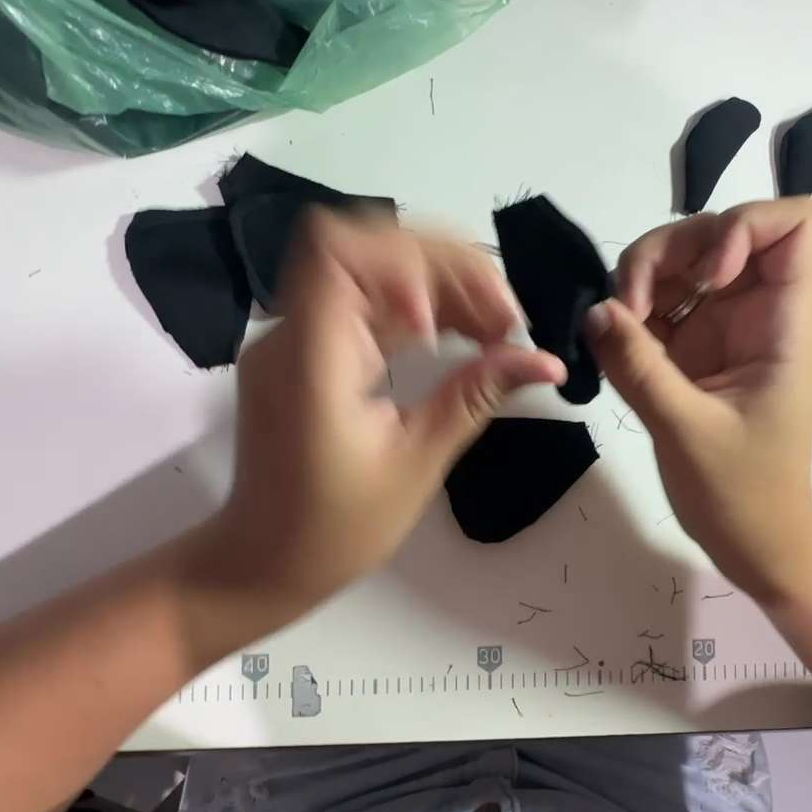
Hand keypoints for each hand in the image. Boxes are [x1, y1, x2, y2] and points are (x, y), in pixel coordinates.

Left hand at [192, 209, 564, 625]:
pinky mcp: (307, 351)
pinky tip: (459, 338)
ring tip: (495, 331)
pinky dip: (416, 310)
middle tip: (504, 324)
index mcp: (309, 360)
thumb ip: (474, 396)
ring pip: (372, 273)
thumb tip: (546, 362)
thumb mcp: (416, 462)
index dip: (407, 259)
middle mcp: (291, 333)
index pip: (340, 252)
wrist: (265, 560)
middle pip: (368, 250)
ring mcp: (295, 338)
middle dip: (445, 273)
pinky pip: (364, 305)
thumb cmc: (335, 529)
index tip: (453, 319)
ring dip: (439, 289)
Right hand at [586, 198, 811, 602]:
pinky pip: (658, 306)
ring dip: (642, 278)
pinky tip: (612, 340)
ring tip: (616, 325)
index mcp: (783, 324)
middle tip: (631, 306)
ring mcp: (720, 329)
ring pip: (682, 263)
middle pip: (719, 233)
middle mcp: (754, 313)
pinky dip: (630, 311)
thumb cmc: (743, 494)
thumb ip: (639, 368)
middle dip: (669, 252)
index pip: (794, 225)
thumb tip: (594, 310)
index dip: (745, 226)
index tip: (705, 276)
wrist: (753, 541)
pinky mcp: (690, 351)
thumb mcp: (686, 431)